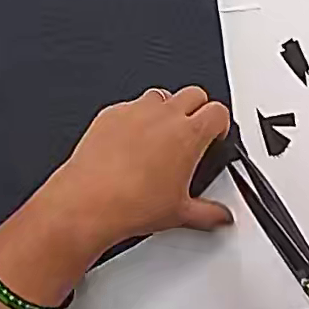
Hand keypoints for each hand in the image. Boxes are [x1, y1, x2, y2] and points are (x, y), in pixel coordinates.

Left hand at [30, 85, 233, 257]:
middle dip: (198, 109)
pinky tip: (132, 141)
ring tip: (162, 135)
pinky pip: (129, 106)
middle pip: (194, 94)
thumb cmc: (130, 204)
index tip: (216, 135)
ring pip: (161, 95)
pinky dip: (135, 118)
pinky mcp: (109, 114)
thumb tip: (219, 215)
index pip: (218, 112)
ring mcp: (135, 111)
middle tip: (194, 131)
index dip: (220, 123)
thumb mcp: (181, 213)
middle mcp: (164, 115)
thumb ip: (208, 212)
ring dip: (167, 110)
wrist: (88, 203)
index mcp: (188, 134)